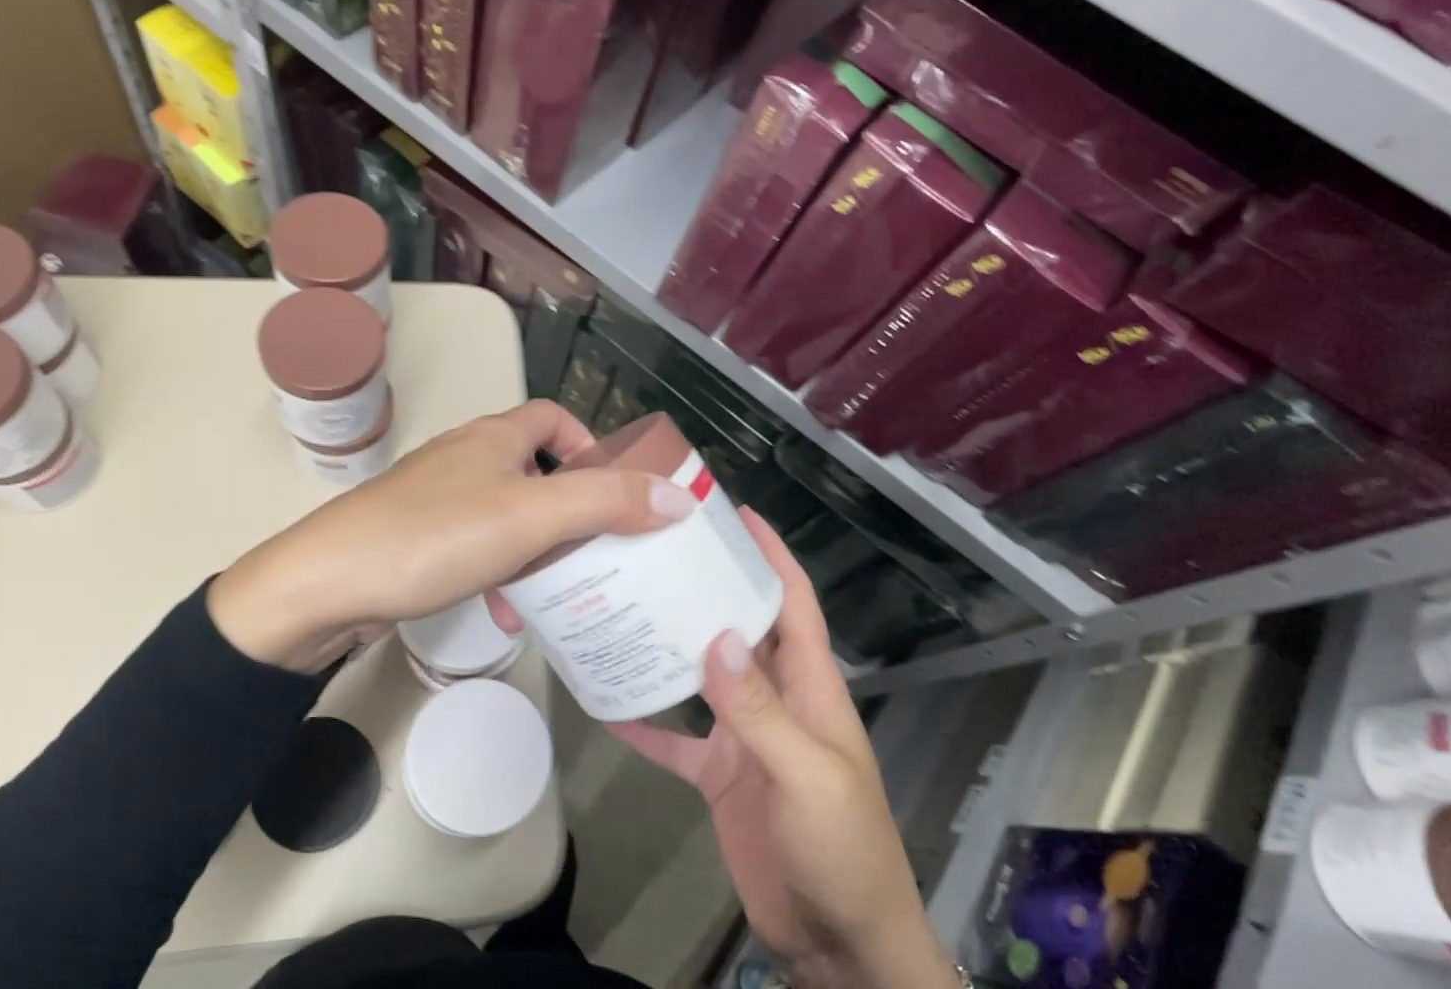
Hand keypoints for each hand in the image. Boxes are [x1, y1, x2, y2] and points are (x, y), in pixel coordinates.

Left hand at [207, 401, 696, 670]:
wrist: (324, 586)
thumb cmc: (433, 537)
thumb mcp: (530, 516)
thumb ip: (606, 502)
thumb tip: (679, 496)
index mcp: (493, 437)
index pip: (554, 418)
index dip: (592, 446)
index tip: (620, 493)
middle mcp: (465, 458)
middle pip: (537, 471)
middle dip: (575, 509)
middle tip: (605, 551)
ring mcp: (436, 501)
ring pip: (509, 517)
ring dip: (541, 550)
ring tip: (567, 590)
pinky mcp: (416, 541)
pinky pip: (477, 550)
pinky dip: (502, 575)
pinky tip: (509, 616)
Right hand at [613, 511, 956, 988]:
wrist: (839, 937)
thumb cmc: (843, 847)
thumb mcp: (807, 774)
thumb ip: (760, 709)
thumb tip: (715, 636)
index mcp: (812, 689)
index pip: (793, 606)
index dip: (772, 557)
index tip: (738, 513)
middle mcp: (778, 701)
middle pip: (742, 629)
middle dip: (712, 588)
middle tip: (659, 550)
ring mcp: (747, 739)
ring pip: (704, 678)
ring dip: (671, 647)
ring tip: (624, 607)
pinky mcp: (720, 777)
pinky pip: (676, 740)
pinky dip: (645, 722)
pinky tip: (608, 702)